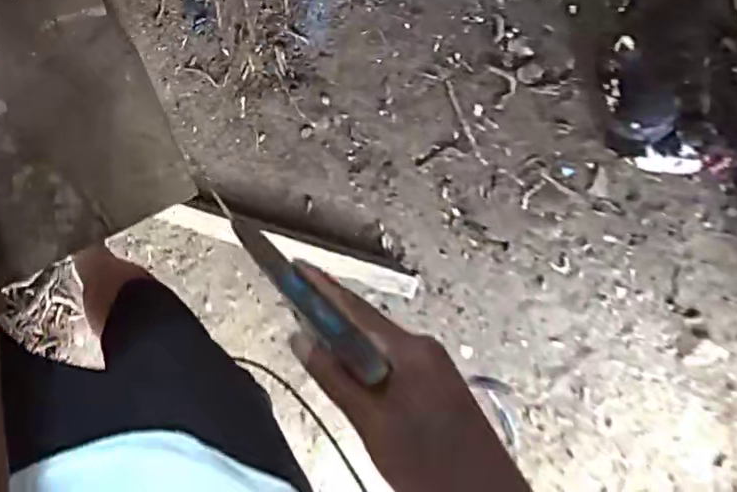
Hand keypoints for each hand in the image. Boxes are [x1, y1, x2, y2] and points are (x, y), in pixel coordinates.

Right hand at [290, 265, 531, 491]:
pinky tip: (352, 371)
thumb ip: (333, 378)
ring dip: (349, 341)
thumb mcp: (372, 425)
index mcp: (410, 349)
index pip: (355, 307)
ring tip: (316, 339)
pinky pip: (394, 360)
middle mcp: (424, 348)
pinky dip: (368, 360)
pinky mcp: (441, 386)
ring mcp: (436, 366)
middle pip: (367, 322)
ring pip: (380, 344)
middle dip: (331, 313)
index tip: (295, 265)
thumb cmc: (432, 470)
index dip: (321, 285)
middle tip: (295, 303)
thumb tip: (298, 337)